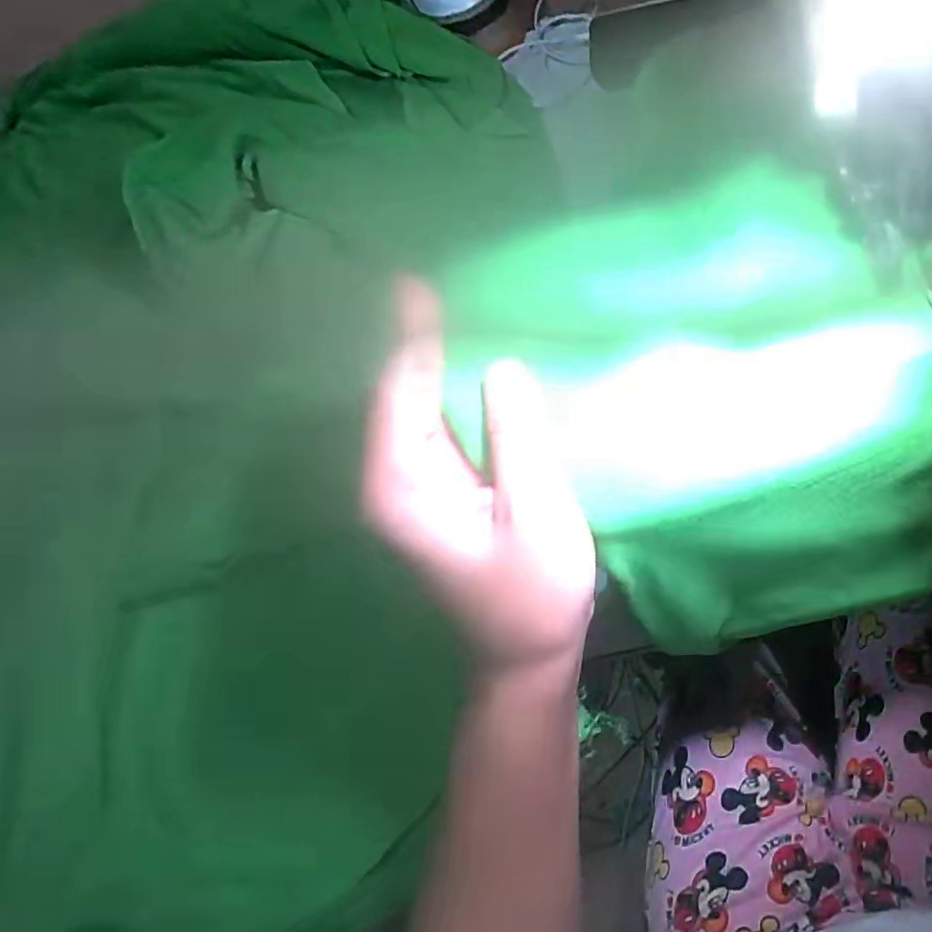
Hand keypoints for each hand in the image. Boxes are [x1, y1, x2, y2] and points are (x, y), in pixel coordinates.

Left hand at [363, 277, 596, 675]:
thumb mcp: (536, 514)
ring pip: (424, 408)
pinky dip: (461, 395)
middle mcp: (396, 480)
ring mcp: (419, 488)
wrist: (527, 652)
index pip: (399, 388)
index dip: (412, 333)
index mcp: (403, 482)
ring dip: (441, 362)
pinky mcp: (446, 494)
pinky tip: (485, 371)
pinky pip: (448, 429)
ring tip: (463, 310)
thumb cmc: (534, 592)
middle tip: (442, 283)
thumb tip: (501, 368)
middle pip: (402, 393)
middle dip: (421, 339)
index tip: (417, 279)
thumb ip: (517, 440)